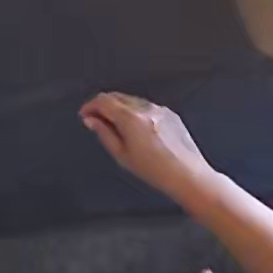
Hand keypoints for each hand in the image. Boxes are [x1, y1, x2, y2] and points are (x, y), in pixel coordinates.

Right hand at [80, 92, 217, 200]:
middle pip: (116, 96)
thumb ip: (104, 133)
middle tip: (94, 119)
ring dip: (118, 107)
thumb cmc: (154, 170)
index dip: (90, 106)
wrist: (188, 176)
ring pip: (131, 100)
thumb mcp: (122, 155)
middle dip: (102, 105)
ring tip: (114, 125)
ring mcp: (159, 109)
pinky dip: (134, 111)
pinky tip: (134, 128)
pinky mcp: (170, 113)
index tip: (84, 114)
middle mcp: (144, 108)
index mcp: (130, 118)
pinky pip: (145, 106)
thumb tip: (90, 120)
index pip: (103, 100)